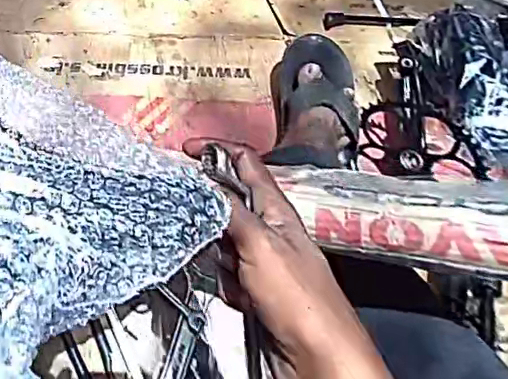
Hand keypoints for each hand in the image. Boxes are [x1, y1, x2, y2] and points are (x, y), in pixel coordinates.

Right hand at [181, 138, 391, 378]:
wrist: (321, 366)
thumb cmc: (304, 304)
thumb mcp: (259, 242)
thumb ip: (227, 207)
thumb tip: (200, 177)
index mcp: (275, 208)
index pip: (243, 161)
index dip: (215, 150)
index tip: (186, 150)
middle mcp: (268, 230)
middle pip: (226, 201)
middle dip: (208, 209)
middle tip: (200, 220)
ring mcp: (261, 262)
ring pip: (220, 239)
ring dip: (214, 251)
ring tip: (228, 269)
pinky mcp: (254, 292)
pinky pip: (223, 273)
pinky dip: (222, 281)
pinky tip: (235, 294)